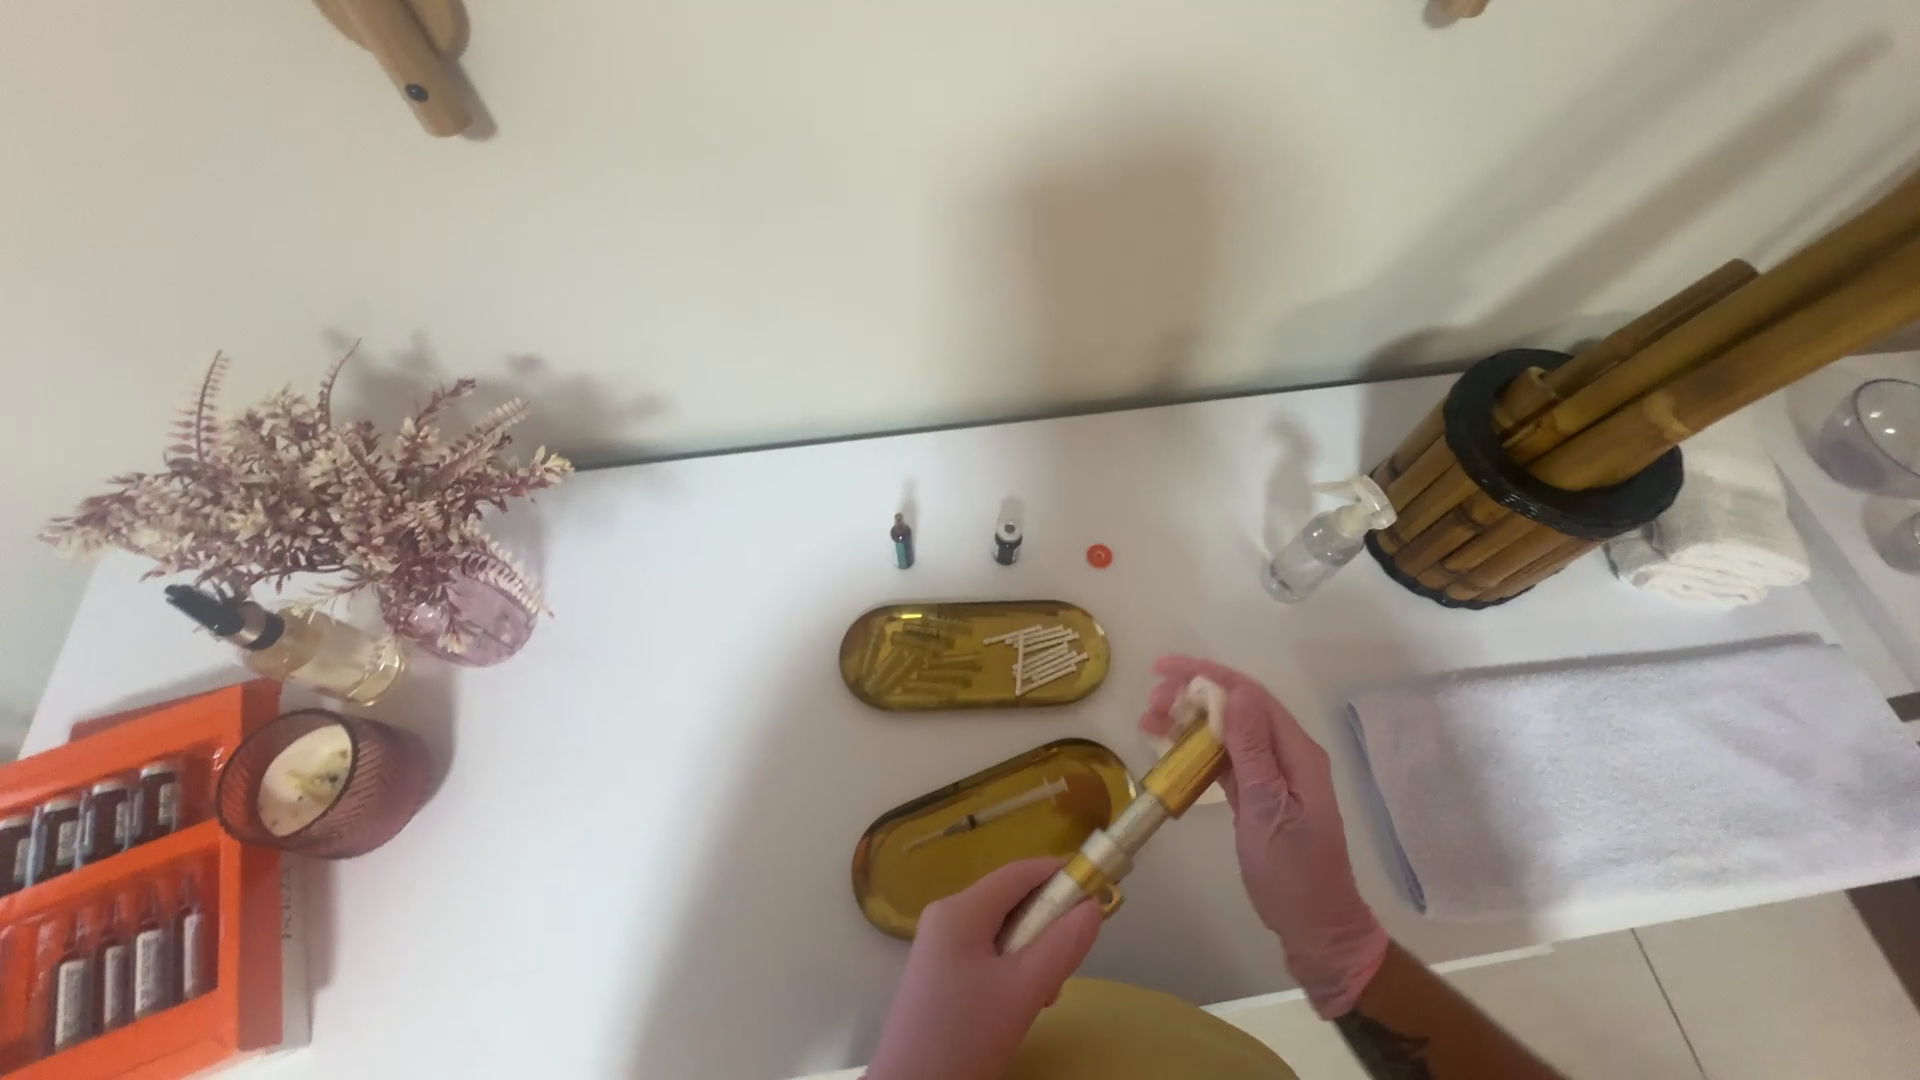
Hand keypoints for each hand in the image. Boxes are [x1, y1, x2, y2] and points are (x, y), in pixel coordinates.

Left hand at [865, 858, 1101, 1079]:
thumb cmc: (966, 1036)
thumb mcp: (1023, 992)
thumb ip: (1062, 946)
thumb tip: (1093, 905)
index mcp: (960, 910)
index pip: (1017, 872)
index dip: (1058, 872)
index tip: (1096, 886)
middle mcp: (946, 917)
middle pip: (1009, 900)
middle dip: (1046, 922)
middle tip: (1069, 961)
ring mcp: (939, 945)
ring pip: (1000, 929)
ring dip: (1031, 952)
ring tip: (1044, 994)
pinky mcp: (938, 973)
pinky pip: (986, 952)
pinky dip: (1011, 968)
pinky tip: (1020, 1003)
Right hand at [1140, 655, 1386, 1018]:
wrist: (1315, 925)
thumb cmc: (1293, 872)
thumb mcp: (1269, 810)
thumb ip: (1252, 751)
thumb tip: (1237, 694)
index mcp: (1296, 751)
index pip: (1249, 695)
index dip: (1207, 675)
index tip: (1163, 670)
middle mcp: (1285, 753)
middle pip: (1236, 706)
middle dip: (1192, 694)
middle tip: (1150, 702)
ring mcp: (1271, 772)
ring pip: (1226, 729)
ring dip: (1188, 718)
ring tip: (1148, 719)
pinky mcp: (1256, 791)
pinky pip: (1223, 756)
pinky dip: (1195, 746)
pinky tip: (1168, 745)